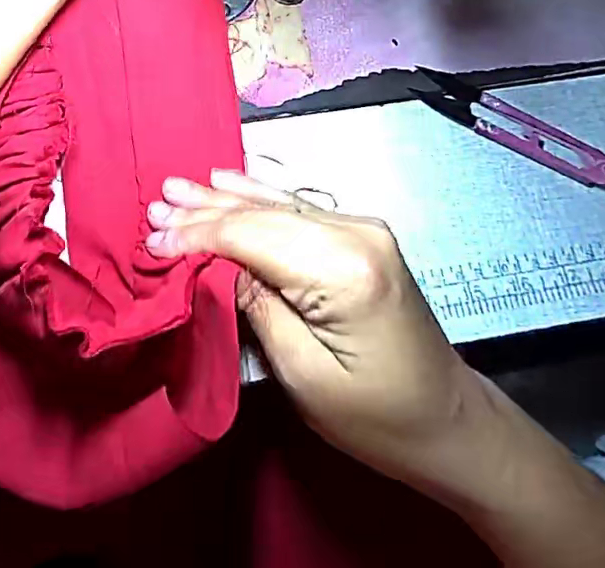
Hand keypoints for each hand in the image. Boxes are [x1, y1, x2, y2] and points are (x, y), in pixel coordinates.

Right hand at [144, 170, 506, 497]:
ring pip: (273, 204)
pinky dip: (254, 196)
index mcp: (345, 269)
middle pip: (259, 214)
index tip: (153, 241)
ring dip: (220, 199)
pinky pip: (294, 207)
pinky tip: (227, 180)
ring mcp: (360, 228)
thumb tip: (210, 263)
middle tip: (154, 207)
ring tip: (175, 189)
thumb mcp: (303, 373)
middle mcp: (355, 233)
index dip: (196, 236)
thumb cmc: (377, 416)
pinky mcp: (358, 234)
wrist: (451, 424)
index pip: (250, 236)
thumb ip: (255, 305)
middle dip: (202, 213)